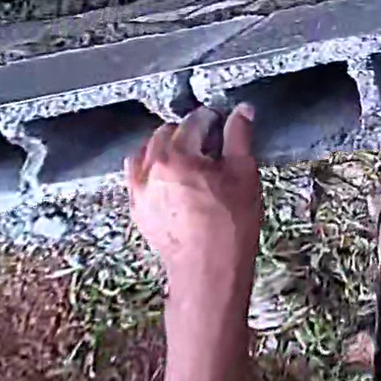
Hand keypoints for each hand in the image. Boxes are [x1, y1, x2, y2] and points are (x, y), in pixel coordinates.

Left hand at [125, 105, 262, 326]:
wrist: (208, 269)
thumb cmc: (230, 223)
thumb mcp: (243, 172)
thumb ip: (239, 136)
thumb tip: (242, 111)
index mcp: (177, 157)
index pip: (193, 122)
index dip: (212, 118)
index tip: (223, 121)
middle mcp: (150, 170)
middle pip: (165, 133)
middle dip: (188, 131)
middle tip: (211, 141)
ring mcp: (139, 191)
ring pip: (146, 152)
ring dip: (166, 147)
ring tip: (191, 158)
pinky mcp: (137, 209)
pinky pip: (137, 176)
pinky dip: (153, 168)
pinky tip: (175, 178)